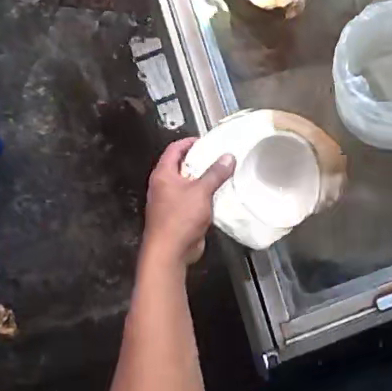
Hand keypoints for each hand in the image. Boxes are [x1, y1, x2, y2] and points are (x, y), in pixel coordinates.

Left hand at [143, 138, 234, 267]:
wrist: (170, 251)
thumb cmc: (180, 217)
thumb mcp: (201, 191)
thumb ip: (215, 173)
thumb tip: (228, 156)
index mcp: (163, 175)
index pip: (174, 150)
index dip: (189, 142)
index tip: (207, 140)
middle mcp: (163, 186)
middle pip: (182, 166)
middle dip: (200, 160)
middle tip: (221, 155)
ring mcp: (170, 201)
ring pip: (189, 183)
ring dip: (205, 178)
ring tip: (225, 172)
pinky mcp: (179, 214)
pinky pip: (194, 198)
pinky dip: (206, 194)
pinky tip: (222, 194)